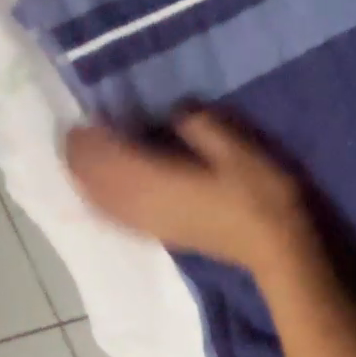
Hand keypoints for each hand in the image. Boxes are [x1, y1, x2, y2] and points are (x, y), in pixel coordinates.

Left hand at [64, 111, 317, 276]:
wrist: (275, 247)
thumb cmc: (260, 195)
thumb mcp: (240, 150)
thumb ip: (201, 126)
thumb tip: (175, 109)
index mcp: (151, 179)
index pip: (102, 152)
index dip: (91, 131)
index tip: (92, 110)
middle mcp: (135, 202)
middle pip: (89, 176)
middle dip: (80, 152)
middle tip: (86, 128)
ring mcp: (142, 222)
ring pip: (93, 196)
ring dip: (84, 175)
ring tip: (90, 154)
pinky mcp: (154, 233)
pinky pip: (109, 212)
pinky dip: (97, 196)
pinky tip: (106, 189)